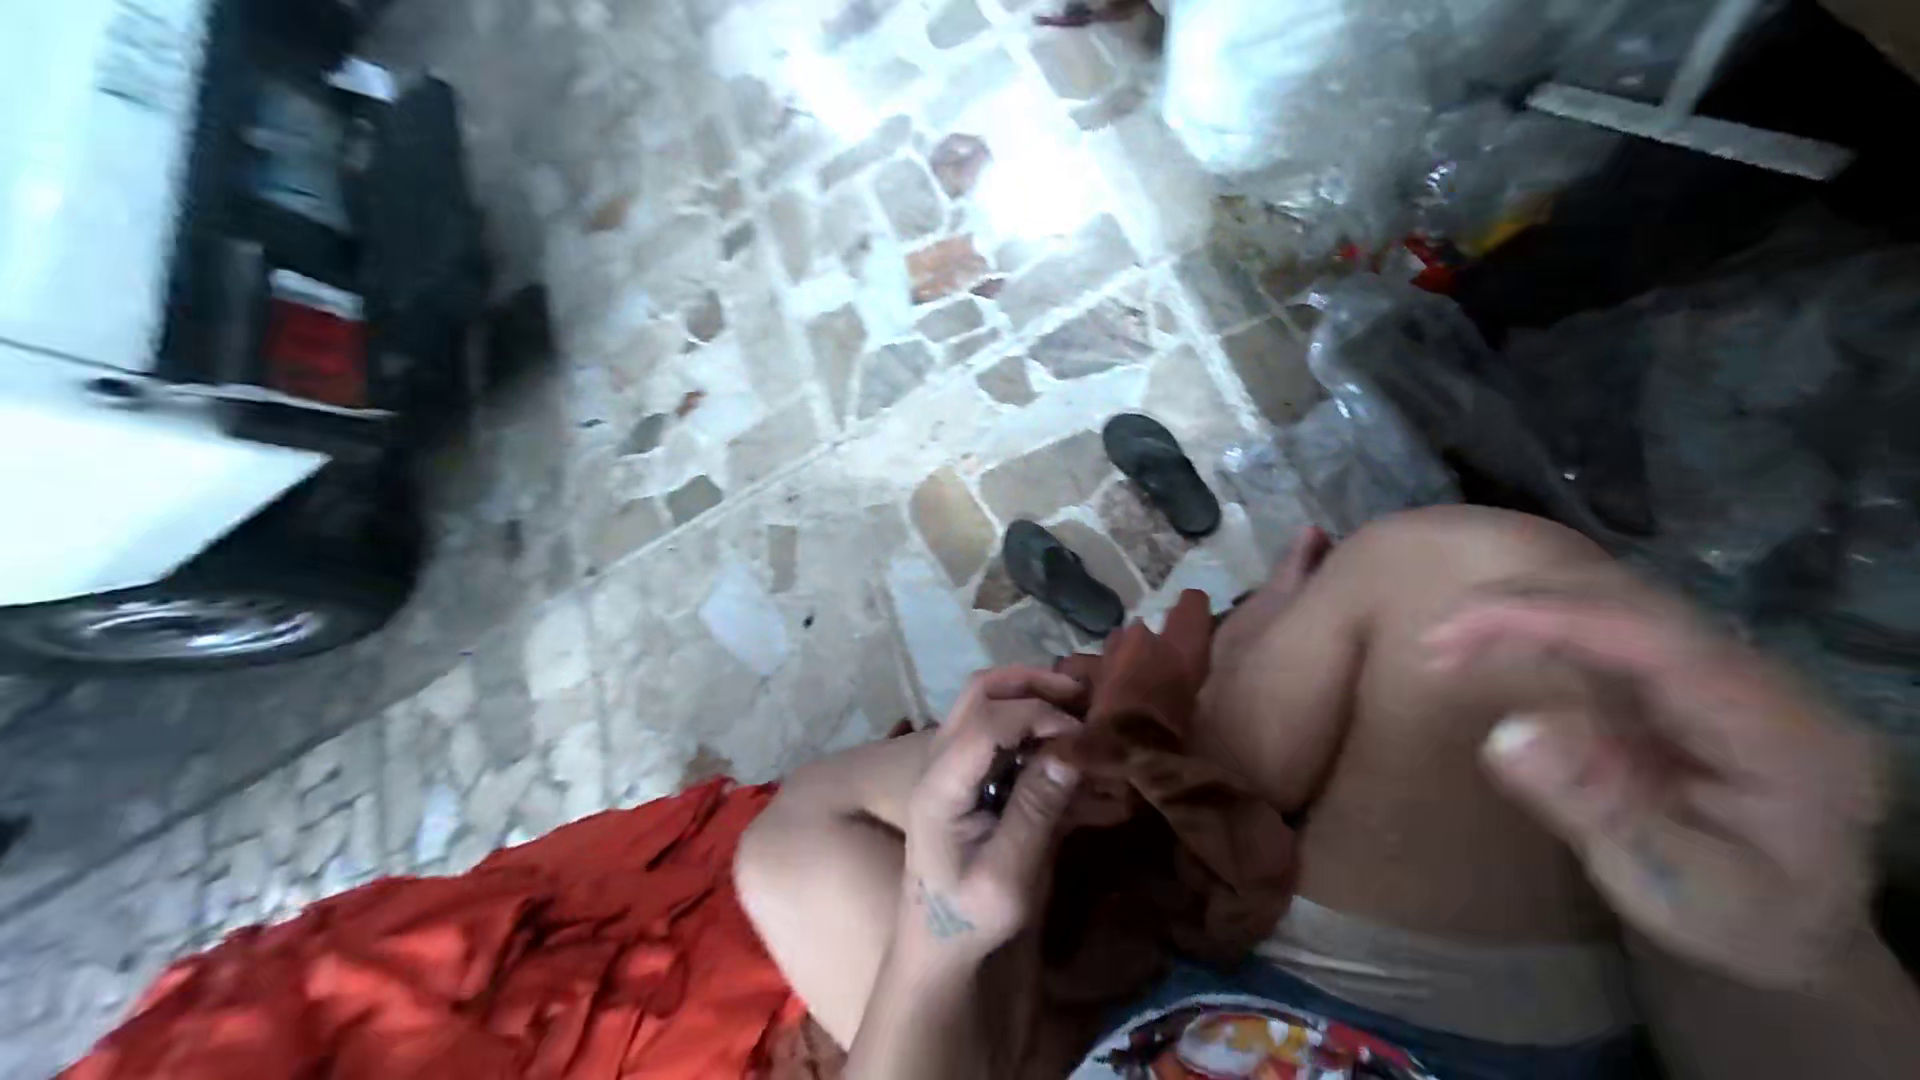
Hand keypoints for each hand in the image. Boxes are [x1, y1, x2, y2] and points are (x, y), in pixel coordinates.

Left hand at [898, 668, 1084, 969]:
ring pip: (986, 703)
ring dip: (1031, 696)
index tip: (1081, 735)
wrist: (940, 950)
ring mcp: (953, 765)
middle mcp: (940, 761)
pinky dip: (1033, 727)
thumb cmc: (969, 921)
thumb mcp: (1009, 878)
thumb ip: (1035, 811)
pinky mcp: (971, 777)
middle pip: (979, 693)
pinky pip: (1000, 733)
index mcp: (940, 785)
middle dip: (1030, 683)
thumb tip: (1070, 750)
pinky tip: (1069, 747)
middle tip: (1079, 694)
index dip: (1037, 715)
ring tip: (1077, 708)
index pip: (986, 722)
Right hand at [1427, 582, 1882, 989]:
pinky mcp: (1667, 679)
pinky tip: (1482, 651)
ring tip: (1446, 646)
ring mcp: (1711, 676)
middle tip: (1436, 639)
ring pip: (1611, 606)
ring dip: (1520, 612)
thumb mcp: (1673, 883)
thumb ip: (1598, 809)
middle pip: (1633, 606)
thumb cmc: (1734, 916)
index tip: (1460, 627)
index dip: (1556, 618)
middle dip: (1526, 606)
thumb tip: (1503, 735)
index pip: (1660, 642)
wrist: (1781, 925)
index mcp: (1781, 734)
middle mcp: (1754, 685)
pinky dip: (1528, 630)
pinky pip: (1595, 630)